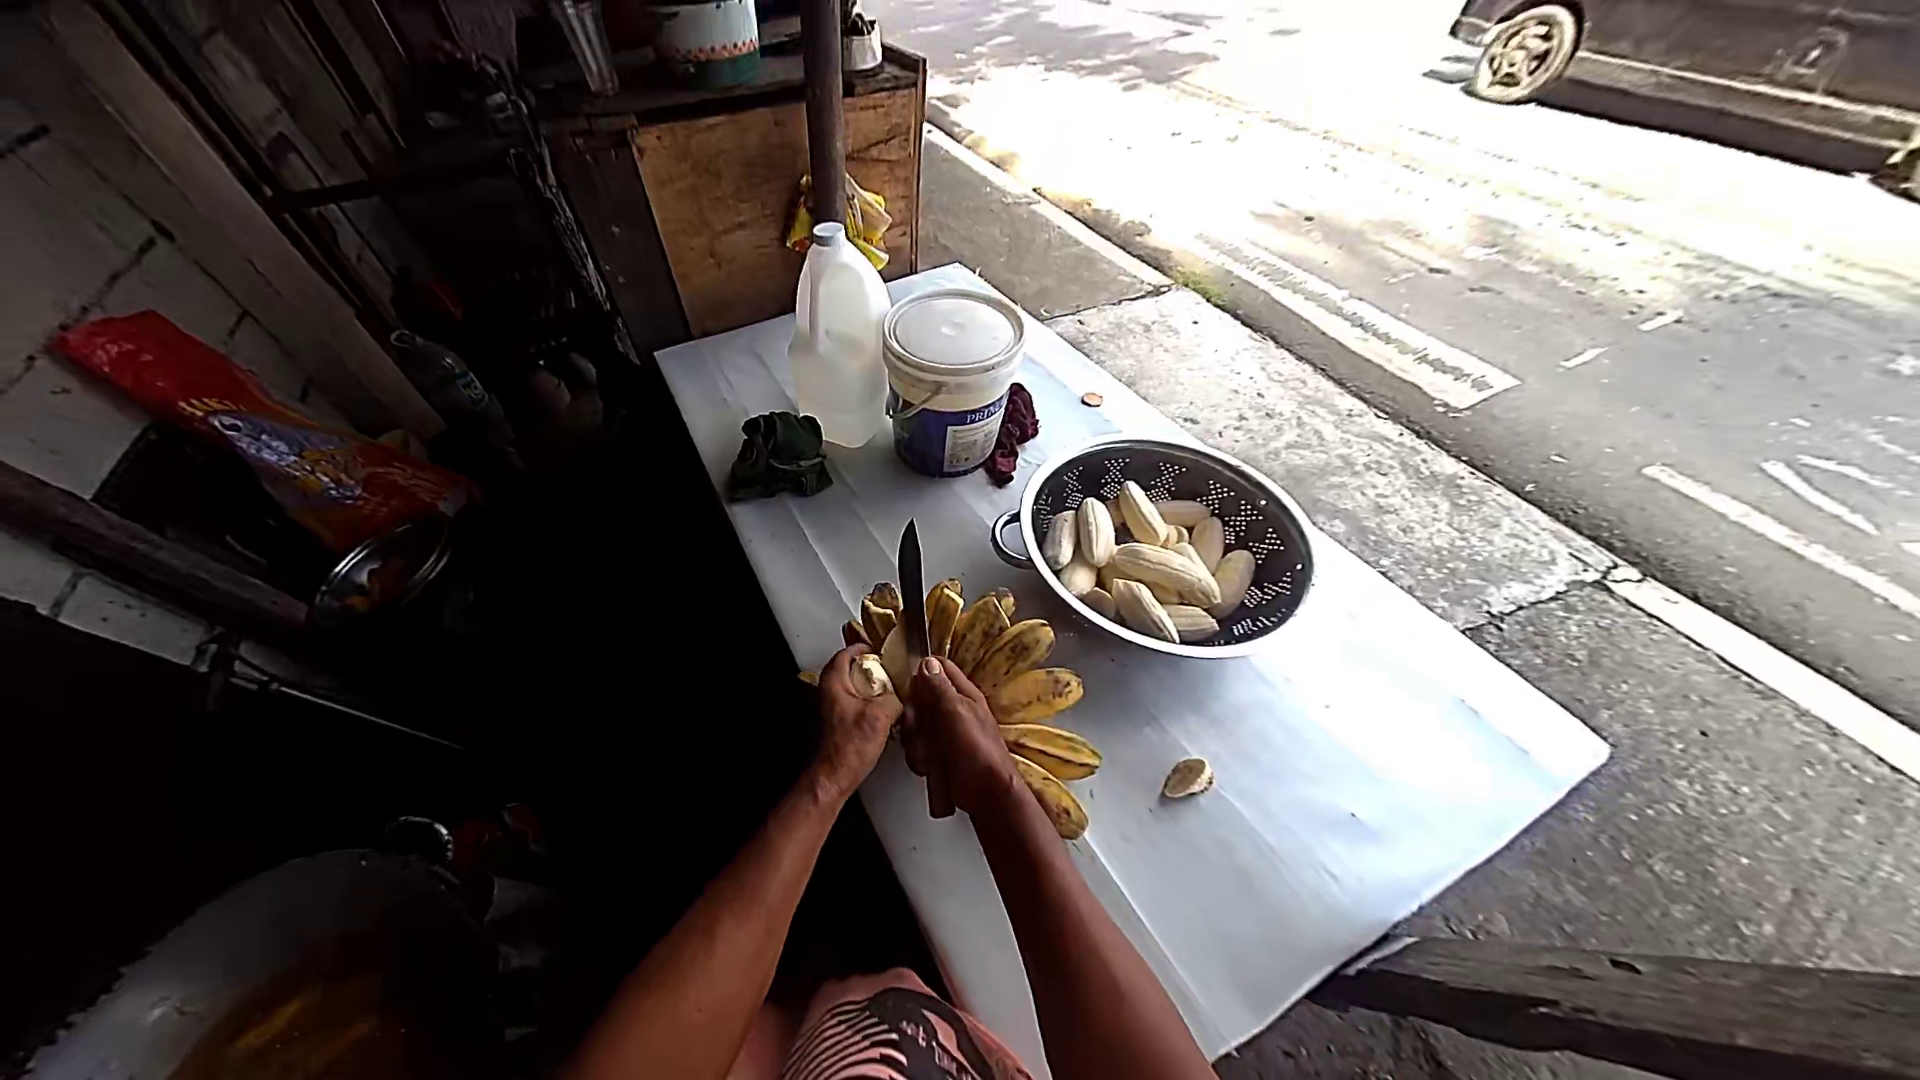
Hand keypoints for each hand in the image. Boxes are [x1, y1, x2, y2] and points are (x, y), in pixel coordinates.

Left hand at [811, 645, 902, 801]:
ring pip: (850, 690)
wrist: (830, 780)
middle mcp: (826, 693)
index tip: (877, 650)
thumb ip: (894, 698)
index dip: (862, 648)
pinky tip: (880, 717)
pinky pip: (851, 706)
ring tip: (888, 694)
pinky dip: (865, 705)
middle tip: (887, 671)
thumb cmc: (846, 750)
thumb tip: (902, 695)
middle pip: (848, 670)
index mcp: (833, 683)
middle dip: (868, 669)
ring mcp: (828, 710)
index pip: (845, 653)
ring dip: (868, 689)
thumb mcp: (880, 716)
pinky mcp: (833, 726)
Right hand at [903, 657, 1019, 816]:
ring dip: (916, 742)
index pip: (938, 667)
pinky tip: (928, 767)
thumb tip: (926, 660)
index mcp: (962, 693)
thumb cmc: (977, 751)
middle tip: (920, 730)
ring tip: (929, 755)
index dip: (921, 675)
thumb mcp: (956, 713)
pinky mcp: (938, 753)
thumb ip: (939, 688)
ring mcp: (945, 732)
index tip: (913, 692)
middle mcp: (952, 709)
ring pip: (916, 726)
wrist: (987, 795)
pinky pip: (917, 748)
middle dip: (914, 716)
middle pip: (919, 698)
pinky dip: (919, 758)